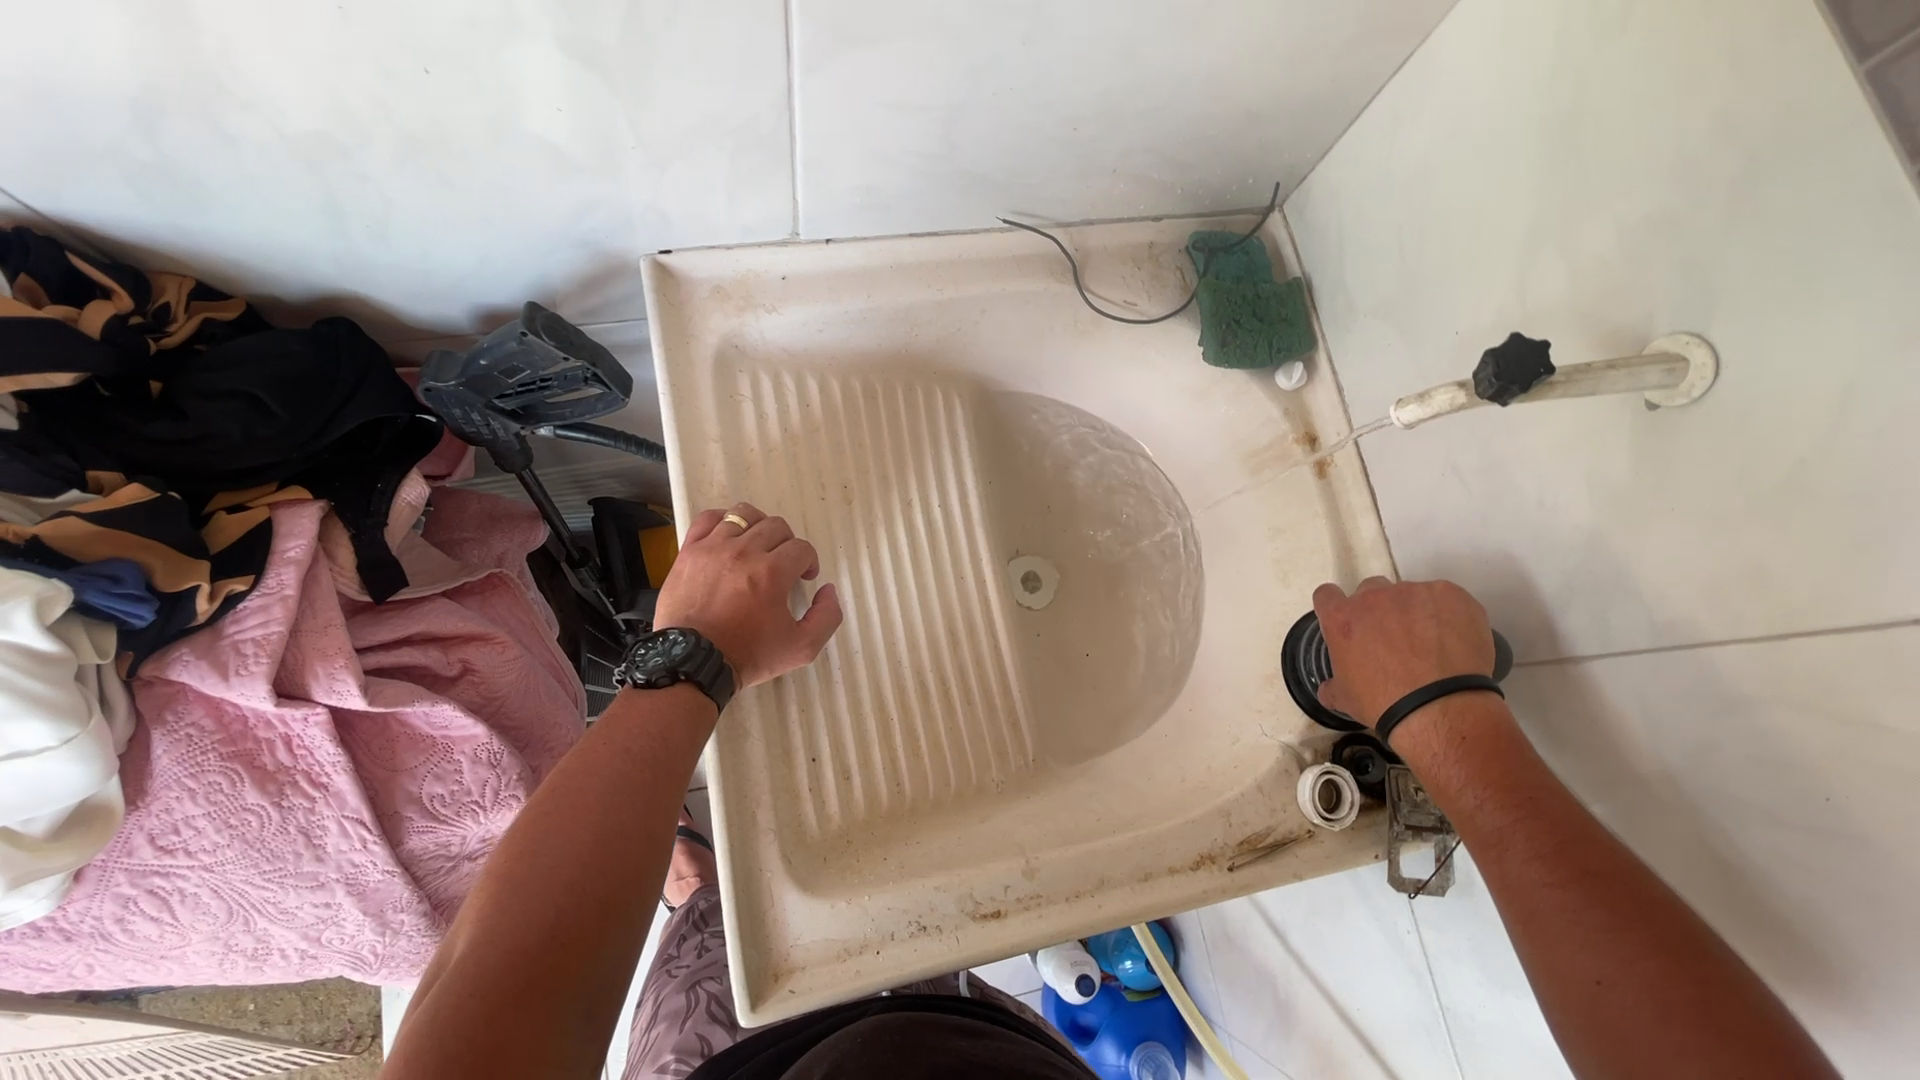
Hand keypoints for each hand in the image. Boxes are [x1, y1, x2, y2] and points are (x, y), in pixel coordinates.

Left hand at [653, 502, 843, 688]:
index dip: (809, 562)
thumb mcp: (801, 648)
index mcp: (772, 572)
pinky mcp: (689, 551)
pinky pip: (708, 519)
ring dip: (758, 527)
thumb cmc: (747, 655)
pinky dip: (722, 521)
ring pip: (744, 515)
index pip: (802, 549)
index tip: (804, 578)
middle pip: (776, 526)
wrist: (693, 663)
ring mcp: (713, 548)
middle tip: (783, 566)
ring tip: (757, 547)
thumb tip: (828, 590)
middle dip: (787, 544)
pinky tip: (728, 538)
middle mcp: (744, 552)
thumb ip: (826, 617)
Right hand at [1312, 577, 1495, 727]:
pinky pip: (1444, 598)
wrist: (1441, 707)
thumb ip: (1333, 685)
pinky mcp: (1449, 595)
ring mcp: (1413, 593)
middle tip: (1393, 638)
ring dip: (1414, 612)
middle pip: (1370, 590)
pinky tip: (1453, 640)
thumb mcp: (1346, 698)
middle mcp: (1373, 598)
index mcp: (1342, 619)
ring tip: (1430, 644)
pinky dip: (1447, 614)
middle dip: (1378, 609)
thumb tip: (1330, 689)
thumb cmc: (1388, 702)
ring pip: (1409, 594)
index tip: (1348, 620)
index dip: (1336, 607)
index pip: (1327, 596)